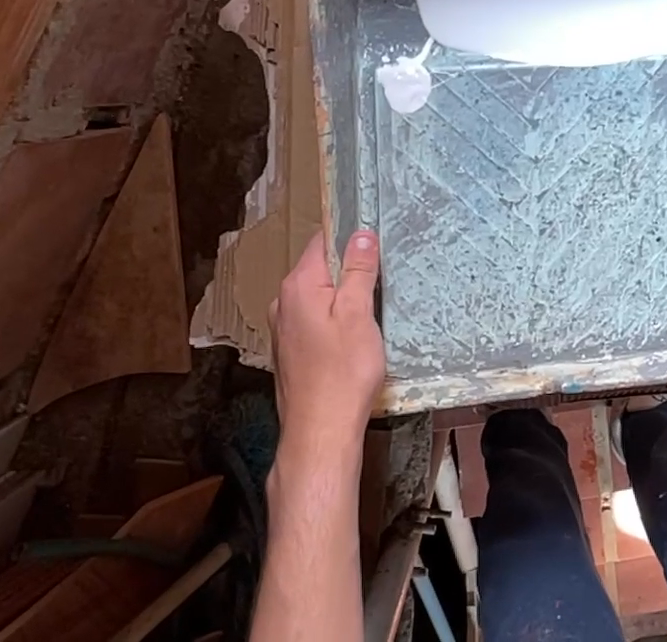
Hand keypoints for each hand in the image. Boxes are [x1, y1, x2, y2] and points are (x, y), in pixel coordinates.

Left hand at [269, 230, 385, 444]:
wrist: (320, 432)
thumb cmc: (344, 370)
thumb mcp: (358, 313)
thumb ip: (358, 271)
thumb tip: (361, 234)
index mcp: (298, 286)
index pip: (322, 241)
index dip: (350, 238)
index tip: (377, 243)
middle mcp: (283, 303)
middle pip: (320, 269)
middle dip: (349, 269)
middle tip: (383, 278)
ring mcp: (283, 329)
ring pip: (318, 297)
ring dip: (343, 297)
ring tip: (372, 307)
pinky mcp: (290, 352)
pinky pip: (314, 319)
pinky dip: (334, 319)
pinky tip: (353, 335)